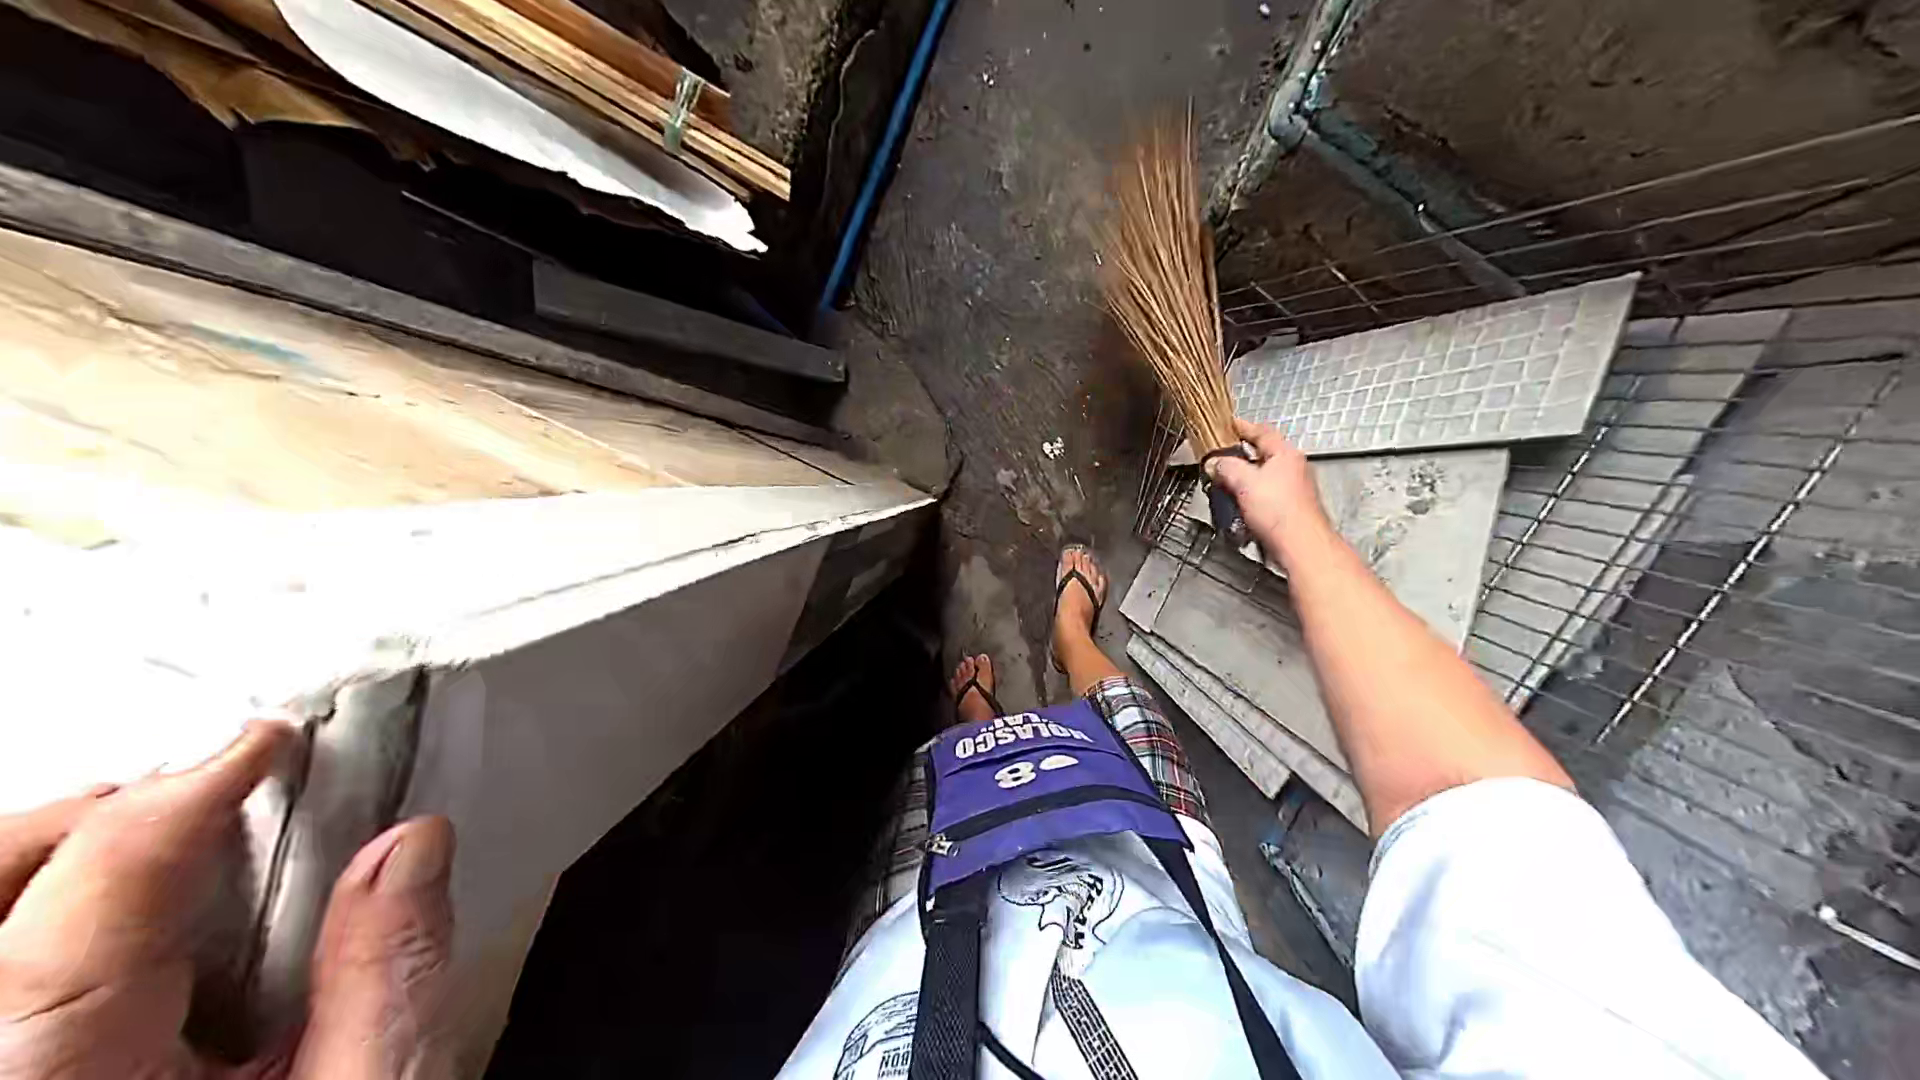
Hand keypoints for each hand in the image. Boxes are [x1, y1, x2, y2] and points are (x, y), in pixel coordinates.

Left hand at [0, 723, 454, 1079]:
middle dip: (80, 821)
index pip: (81, 921)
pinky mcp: (17, 1056)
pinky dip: (62, 902)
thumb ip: (390, 969)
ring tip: (189, 835)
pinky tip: (153, 907)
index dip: (173, 805)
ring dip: (67, 855)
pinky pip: (3, 959)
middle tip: (214, 789)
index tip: (260, 743)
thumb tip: (412, 842)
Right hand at [1205, 417, 1328, 557]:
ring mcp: (1293, 489)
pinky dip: (1249, 500)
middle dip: (1237, 460)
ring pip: (1261, 478)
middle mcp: (1293, 469)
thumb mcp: (1244, 482)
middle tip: (1218, 463)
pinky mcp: (1289, 509)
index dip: (1242, 427)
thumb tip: (1215, 462)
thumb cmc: (1281, 512)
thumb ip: (1226, 467)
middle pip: (1260, 456)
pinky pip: (1264, 497)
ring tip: (1226, 491)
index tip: (1228, 425)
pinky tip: (1240, 511)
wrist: (1300, 545)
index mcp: (1285, 455)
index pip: (1261, 431)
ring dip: (1242, 483)